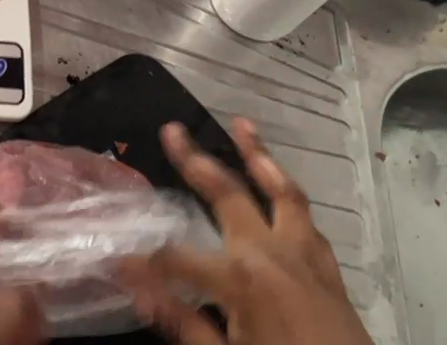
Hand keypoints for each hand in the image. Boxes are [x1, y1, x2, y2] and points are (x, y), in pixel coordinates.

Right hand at [120, 120, 373, 344]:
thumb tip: (138, 292)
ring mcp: (304, 256)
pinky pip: (308, 222)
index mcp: (240, 277)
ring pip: (281, 193)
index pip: (176, 259)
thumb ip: (185, 323)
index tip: (118, 260)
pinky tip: (281, 188)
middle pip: (226, 195)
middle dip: (194, 161)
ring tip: (243, 125)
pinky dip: (290, 198)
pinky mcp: (328, 270)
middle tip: (171, 129)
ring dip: (259, 157)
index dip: (143, 261)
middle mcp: (271, 252)